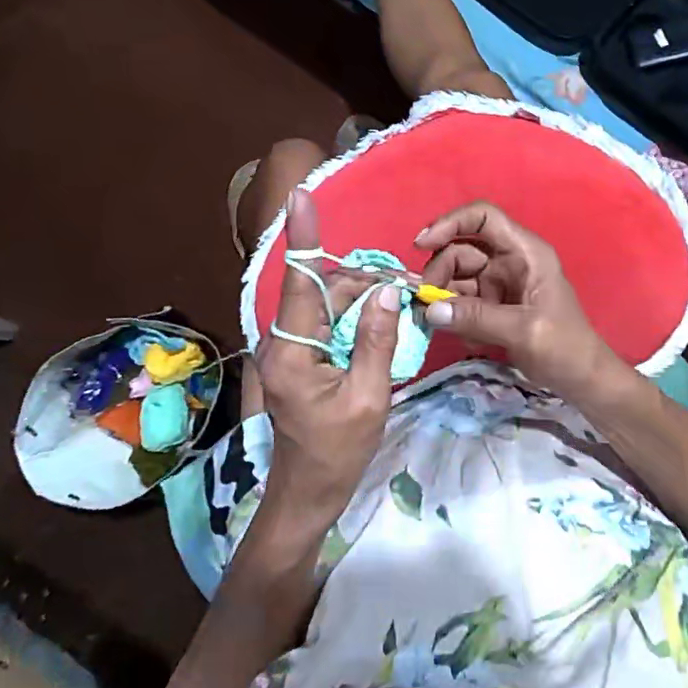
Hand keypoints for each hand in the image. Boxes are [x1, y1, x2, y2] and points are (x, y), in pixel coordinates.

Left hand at [255, 188, 401, 516]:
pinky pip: (325, 322)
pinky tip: (378, 322)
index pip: (300, 283)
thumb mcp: (369, 397)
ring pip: (325, 303)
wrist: (307, 493)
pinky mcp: (296, 357)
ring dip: (361, 299)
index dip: (303, 236)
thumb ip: (378, 340)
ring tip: (398, 306)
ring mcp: (286, 349)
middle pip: (322, 290)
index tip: (300, 194)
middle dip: (363, 282)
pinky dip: (353, 316)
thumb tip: (387, 292)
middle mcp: (281, 342)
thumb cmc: (337, 452)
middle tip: (406, 291)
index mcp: (292, 352)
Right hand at [415, 201, 621, 396]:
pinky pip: (462, 302)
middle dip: (440, 272)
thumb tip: (430, 309)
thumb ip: (477, 318)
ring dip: (444, 299)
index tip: (422, 244)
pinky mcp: (492, 306)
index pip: (483, 217)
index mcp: (525, 252)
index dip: (451, 223)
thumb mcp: (524, 331)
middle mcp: (509, 261)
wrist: (581, 380)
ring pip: (456, 277)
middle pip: (461, 249)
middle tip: (425, 302)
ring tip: (442, 326)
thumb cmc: (565, 348)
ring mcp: (499, 283)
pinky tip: (470, 342)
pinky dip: (456, 318)